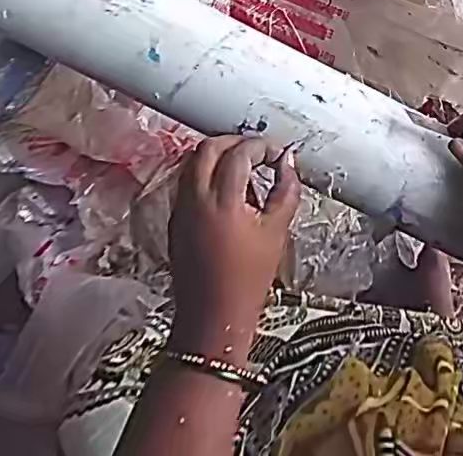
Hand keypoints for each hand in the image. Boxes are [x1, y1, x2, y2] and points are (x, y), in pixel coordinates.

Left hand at [168, 136, 300, 364]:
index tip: (277, 155)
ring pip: (194, 160)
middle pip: (209, 147)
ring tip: (244, 169)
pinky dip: (206, 172)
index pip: (239, 153)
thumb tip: (287, 161)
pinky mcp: (174, 217)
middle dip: (236, 142)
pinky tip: (227, 191)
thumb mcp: (276, 233)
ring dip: (218, 154)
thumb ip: (286, 190)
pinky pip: (187, 180)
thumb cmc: (248, 280)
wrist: (213, 320)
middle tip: (259, 153)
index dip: (262, 147)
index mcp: (222, 200)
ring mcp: (180, 206)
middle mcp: (195, 197)